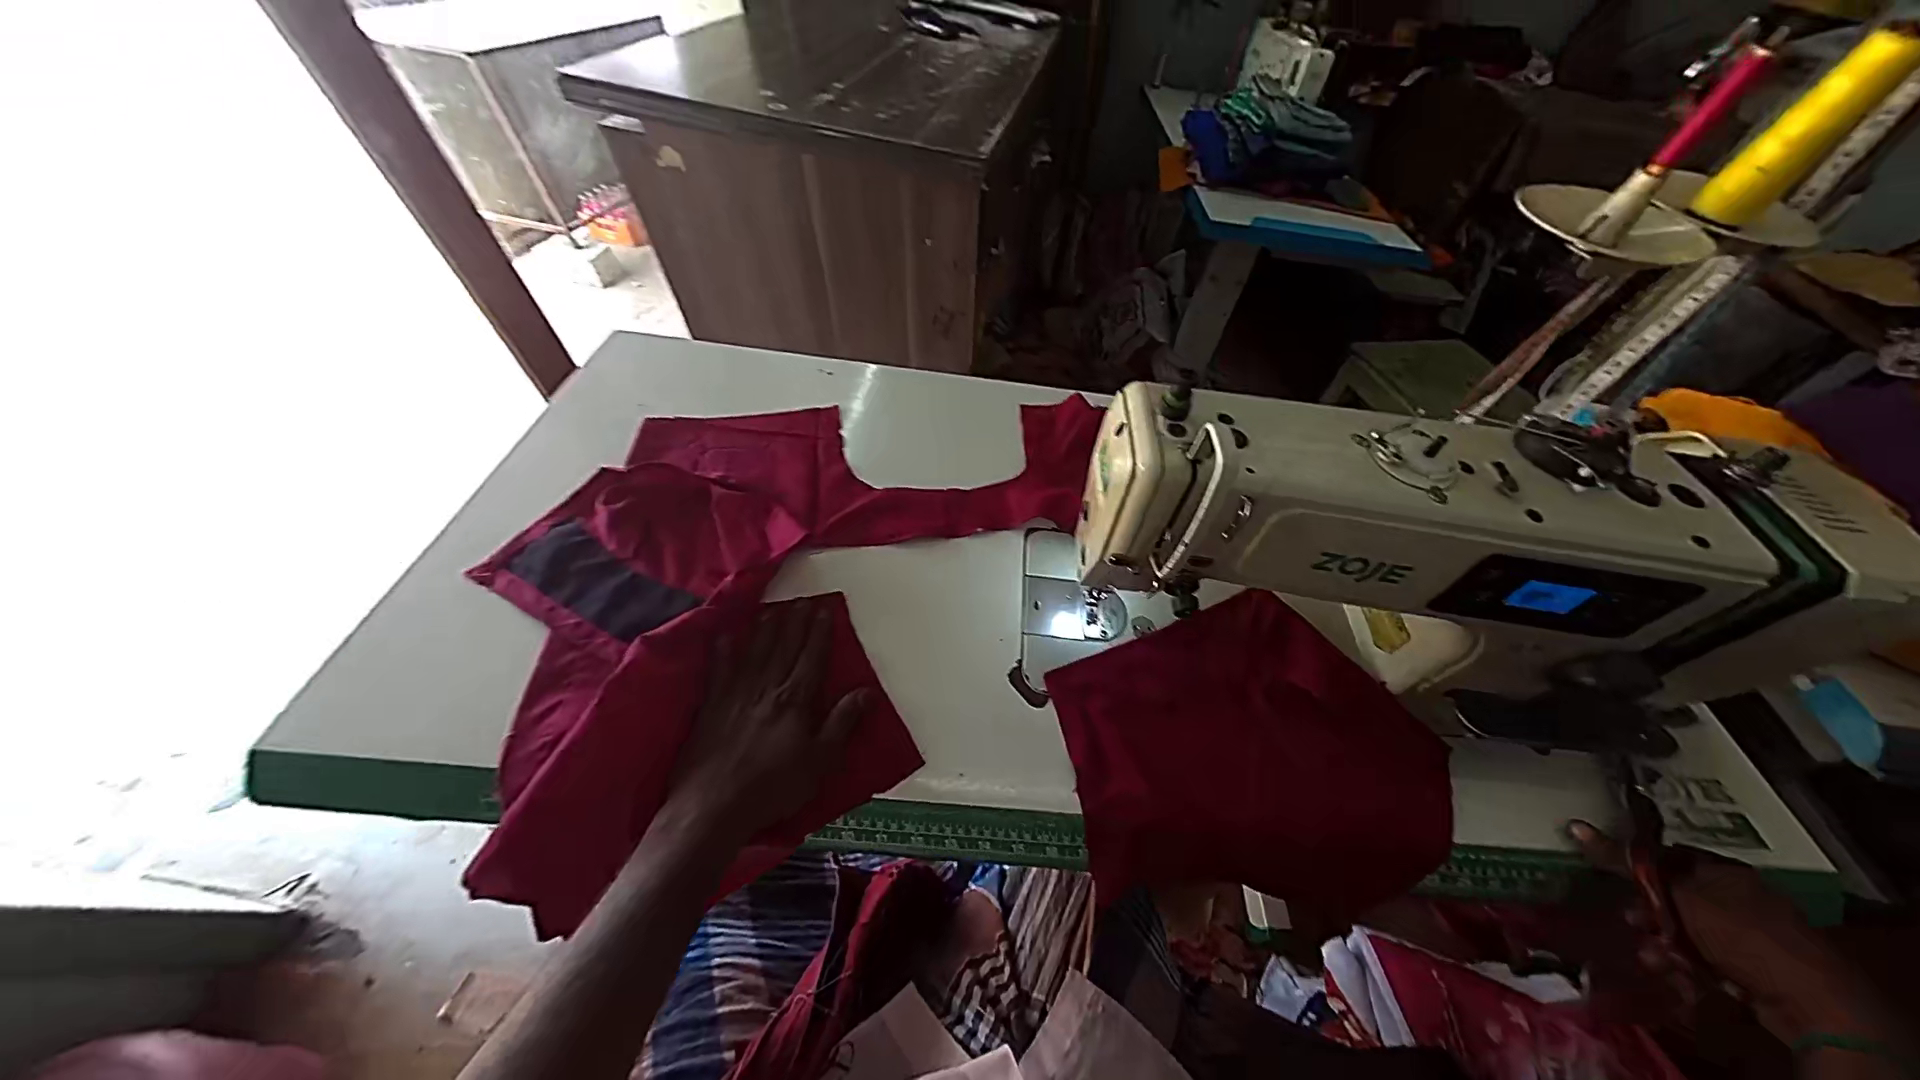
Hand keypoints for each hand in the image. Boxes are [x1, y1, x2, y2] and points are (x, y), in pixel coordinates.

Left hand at [666, 598, 870, 847]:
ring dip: (764, 629)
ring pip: (753, 652)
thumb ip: (842, 723)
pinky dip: (722, 652)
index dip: (820, 633)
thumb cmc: (773, 788)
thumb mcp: (819, 761)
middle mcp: (766, 688)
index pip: (812, 658)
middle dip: (795, 622)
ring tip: (772, 610)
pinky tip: (724, 636)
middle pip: (783, 648)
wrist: (712, 806)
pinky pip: (718, 671)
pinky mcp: (711, 707)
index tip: (824, 610)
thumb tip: (867, 691)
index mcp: (795, 701)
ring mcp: (735, 695)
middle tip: (801, 600)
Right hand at [1568, 820, 1895, 1046]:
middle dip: (1646, 911)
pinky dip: (1683, 962)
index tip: (1614, 880)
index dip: (1637, 867)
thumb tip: (1574, 825)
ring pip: (1683, 929)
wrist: (1808, 1001)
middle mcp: (1738, 897)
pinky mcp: (1751, 967)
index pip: (1666, 857)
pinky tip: (1674, 971)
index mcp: (1724, 870)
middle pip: (1672, 896)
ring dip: (1660, 941)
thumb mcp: (1674, 892)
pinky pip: (1702, 957)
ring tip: (1651, 955)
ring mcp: (1748, 934)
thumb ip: (1622, 862)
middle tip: (1632, 921)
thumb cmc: (1740, 933)